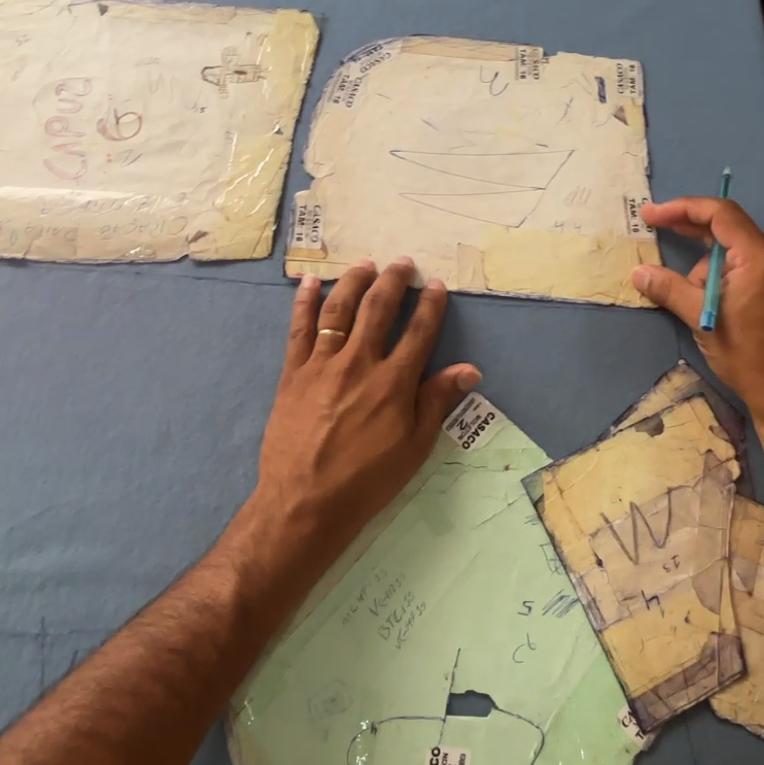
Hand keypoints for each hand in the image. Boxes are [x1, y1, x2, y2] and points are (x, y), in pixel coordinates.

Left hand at [252, 259, 481, 552]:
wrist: (305, 501)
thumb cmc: (367, 479)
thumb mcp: (414, 447)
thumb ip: (437, 402)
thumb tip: (469, 369)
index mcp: (393, 382)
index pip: (418, 332)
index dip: (429, 306)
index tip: (435, 285)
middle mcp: (359, 363)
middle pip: (378, 309)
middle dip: (393, 281)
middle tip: (402, 263)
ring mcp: (322, 364)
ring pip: (339, 310)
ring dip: (353, 282)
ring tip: (364, 264)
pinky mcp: (293, 373)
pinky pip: (299, 329)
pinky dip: (304, 302)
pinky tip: (309, 283)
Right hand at [632, 198, 763, 437]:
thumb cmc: (748, 355)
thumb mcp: (702, 320)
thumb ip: (670, 290)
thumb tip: (638, 273)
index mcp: (757, 258)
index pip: (720, 214)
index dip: (683, 208)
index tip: (652, 214)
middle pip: (725, 227)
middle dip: (687, 227)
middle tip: (652, 225)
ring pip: (728, 253)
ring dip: (700, 266)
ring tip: (684, 298)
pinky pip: (738, 270)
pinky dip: (714, 278)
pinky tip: (699, 302)